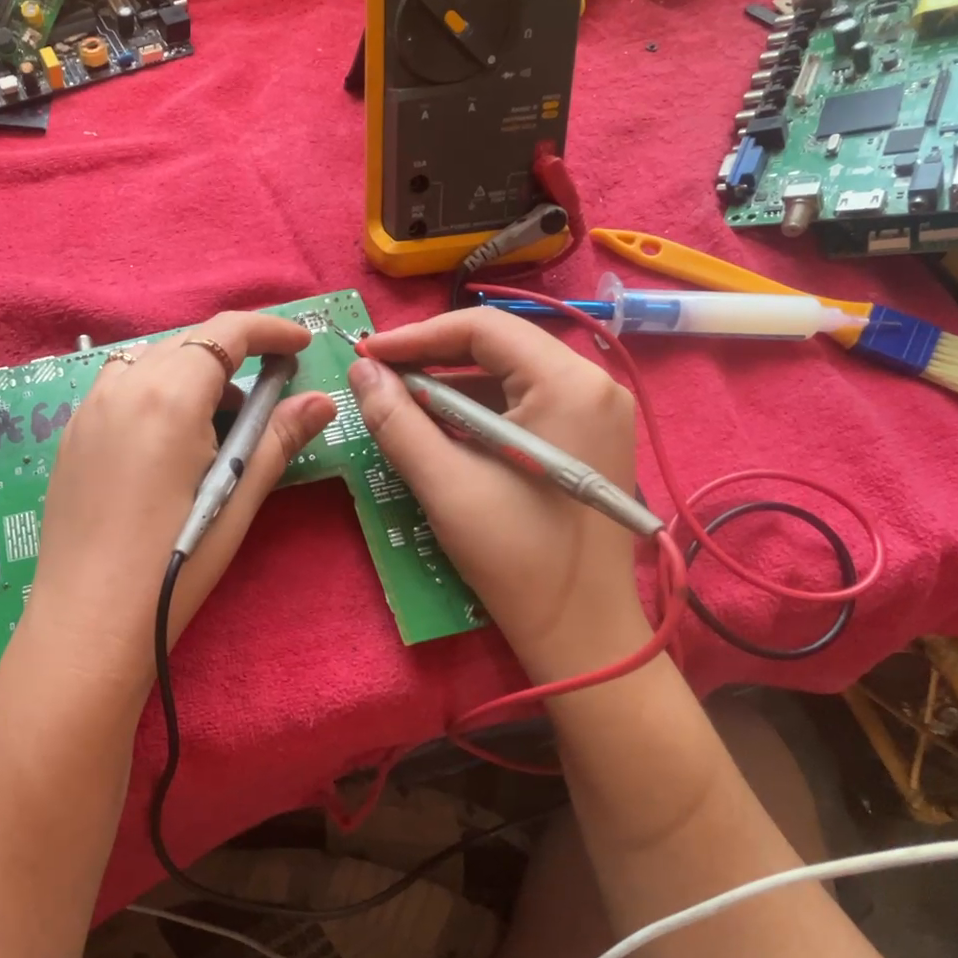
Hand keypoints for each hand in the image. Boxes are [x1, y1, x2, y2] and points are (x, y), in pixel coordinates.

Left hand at [21, 313, 336, 700]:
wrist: (88, 620)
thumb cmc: (174, 565)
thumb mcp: (236, 499)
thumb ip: (277, 439)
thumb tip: (322, 401)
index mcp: (168, 395)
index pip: (226, 332)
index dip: (270, 330)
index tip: (300, 345)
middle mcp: (121, 387)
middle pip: (187, 344)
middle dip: (232, 359)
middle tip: (263, 406)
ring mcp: (88, 410)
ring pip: (149, 363)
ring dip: (189, 377)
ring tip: (213, 434)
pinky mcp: (71, 437)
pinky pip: (119, 390)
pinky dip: (153, 396)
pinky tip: (167, 449)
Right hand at [348, 309, 642, 674]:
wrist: (581, 630)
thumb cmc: (517, 556)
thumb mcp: (446, 484)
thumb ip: (397, 421)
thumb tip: (361, 370)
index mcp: (569, 384)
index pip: (483, 327)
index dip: (416, 336)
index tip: (365, 354)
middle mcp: (592, 384)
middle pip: (498, 345)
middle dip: (430, 359)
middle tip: (376, 377)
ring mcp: (596, 411)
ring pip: (507, 374)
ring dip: (449, 385)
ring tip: (398, 403)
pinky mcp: (586, 437)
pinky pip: (521, 402)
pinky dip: (474, 409)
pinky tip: (438, 429)